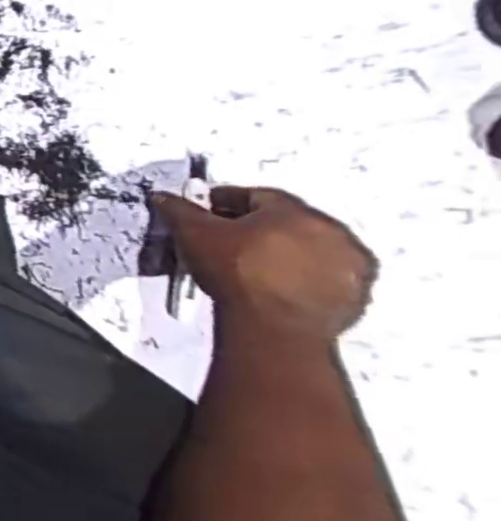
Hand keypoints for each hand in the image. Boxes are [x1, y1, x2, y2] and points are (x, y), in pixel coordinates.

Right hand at [151, 186, 376, 339]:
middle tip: (227, 239)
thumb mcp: (193, 235)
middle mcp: (333, 230)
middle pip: (287, 220)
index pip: (256, 195)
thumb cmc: (233, 271)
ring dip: (285, 249)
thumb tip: (163, 196)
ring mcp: (352, 262)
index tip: (205, 212)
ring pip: (311, 246)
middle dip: (258, 226)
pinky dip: (304, 273)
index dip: (225, 200)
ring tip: (254, 264)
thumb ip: (179, 210)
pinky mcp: (359, 291)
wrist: (274, 325)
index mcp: (294, 212)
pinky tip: (279, 285)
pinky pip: (327, 273)